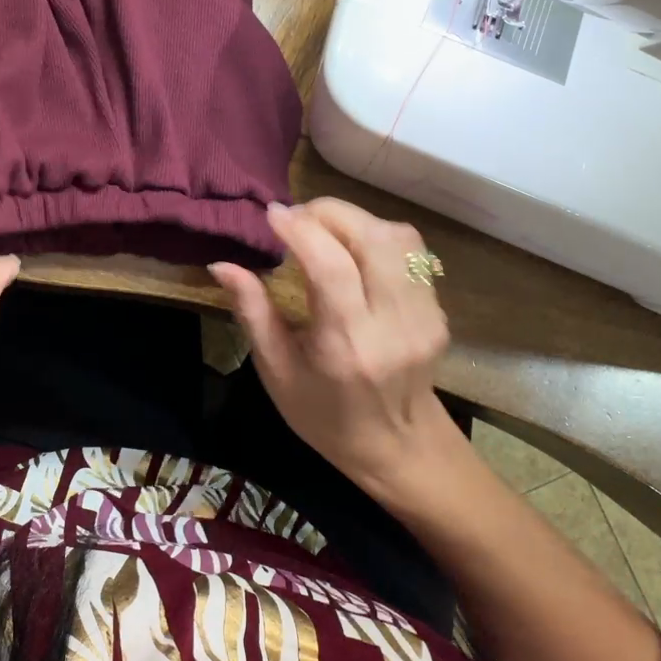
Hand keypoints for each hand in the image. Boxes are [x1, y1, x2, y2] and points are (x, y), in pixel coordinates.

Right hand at [209, 199, 462, 491]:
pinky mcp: (438, 310)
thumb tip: (223, 264)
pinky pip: (412, 253)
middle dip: (329, 213)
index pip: (330, 266)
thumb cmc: (323, 415)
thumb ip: (252, 313)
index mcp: (347, 344)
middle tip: (295, 217)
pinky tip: (352, 250)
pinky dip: (377, 237)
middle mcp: (393, 323)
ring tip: (322, 229)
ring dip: (356, 221)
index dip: (300, 228)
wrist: (398, 447)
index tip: (271, 214)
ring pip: (399, 237)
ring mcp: (424, 315)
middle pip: (372, 238)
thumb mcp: (276, 371)